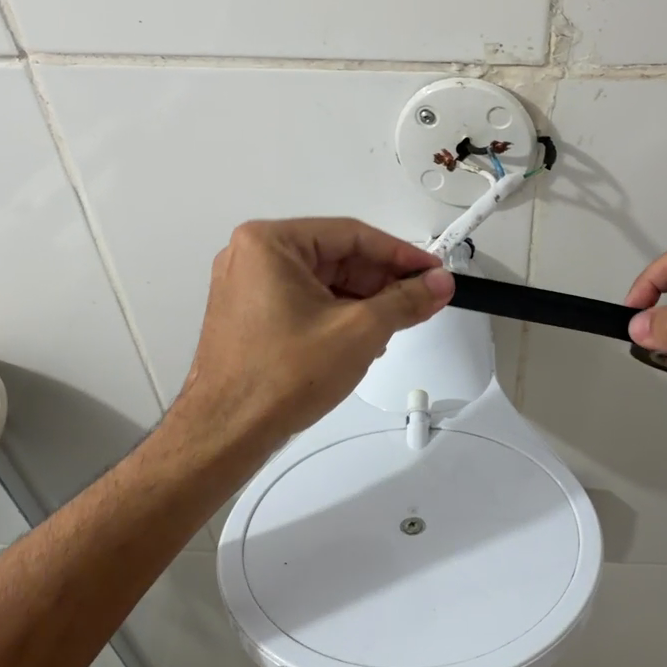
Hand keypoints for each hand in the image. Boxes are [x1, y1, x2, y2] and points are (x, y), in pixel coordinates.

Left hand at [177, 218, 454, 446]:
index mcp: (269, 243)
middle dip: (382, 281)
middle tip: (422, 299)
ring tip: (398, 322)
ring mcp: (247, 288)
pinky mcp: (250, 317)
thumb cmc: (281, 377)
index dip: (400, 255)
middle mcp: (251, 257)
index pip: (351, 235)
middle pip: (336, 257)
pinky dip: (338, 315)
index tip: (432, 272)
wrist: (228, 431)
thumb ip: (405, 300)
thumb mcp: (359, 331)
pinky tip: (365, 337)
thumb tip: (438, 284)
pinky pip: (305, 302)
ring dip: (363, 301)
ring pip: (323, 282)